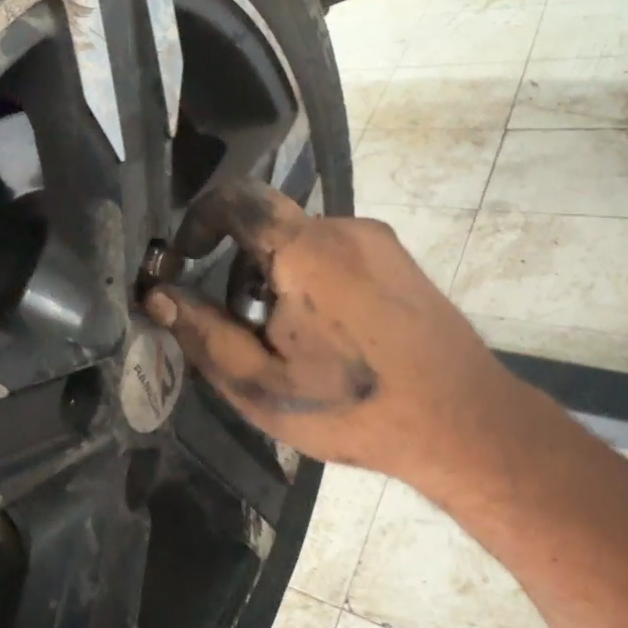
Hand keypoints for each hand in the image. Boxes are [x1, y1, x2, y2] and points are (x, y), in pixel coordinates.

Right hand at [146, 182, 523, 477]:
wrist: (468, 427)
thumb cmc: (354, 407)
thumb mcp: (260, 385)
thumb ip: (202, 333)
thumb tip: (158, 295)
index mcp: (307, 251)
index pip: (235, 199)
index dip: (198, 222)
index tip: (186, 263)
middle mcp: (346, 229)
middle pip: (268, 230)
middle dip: (242, 273)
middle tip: (250, 335)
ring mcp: (381, 244)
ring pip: (302, 245)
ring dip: (278, 282)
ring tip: (295, 348)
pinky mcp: (402, 264)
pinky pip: (337, 257)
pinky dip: (314, 285)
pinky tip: (333, 341)